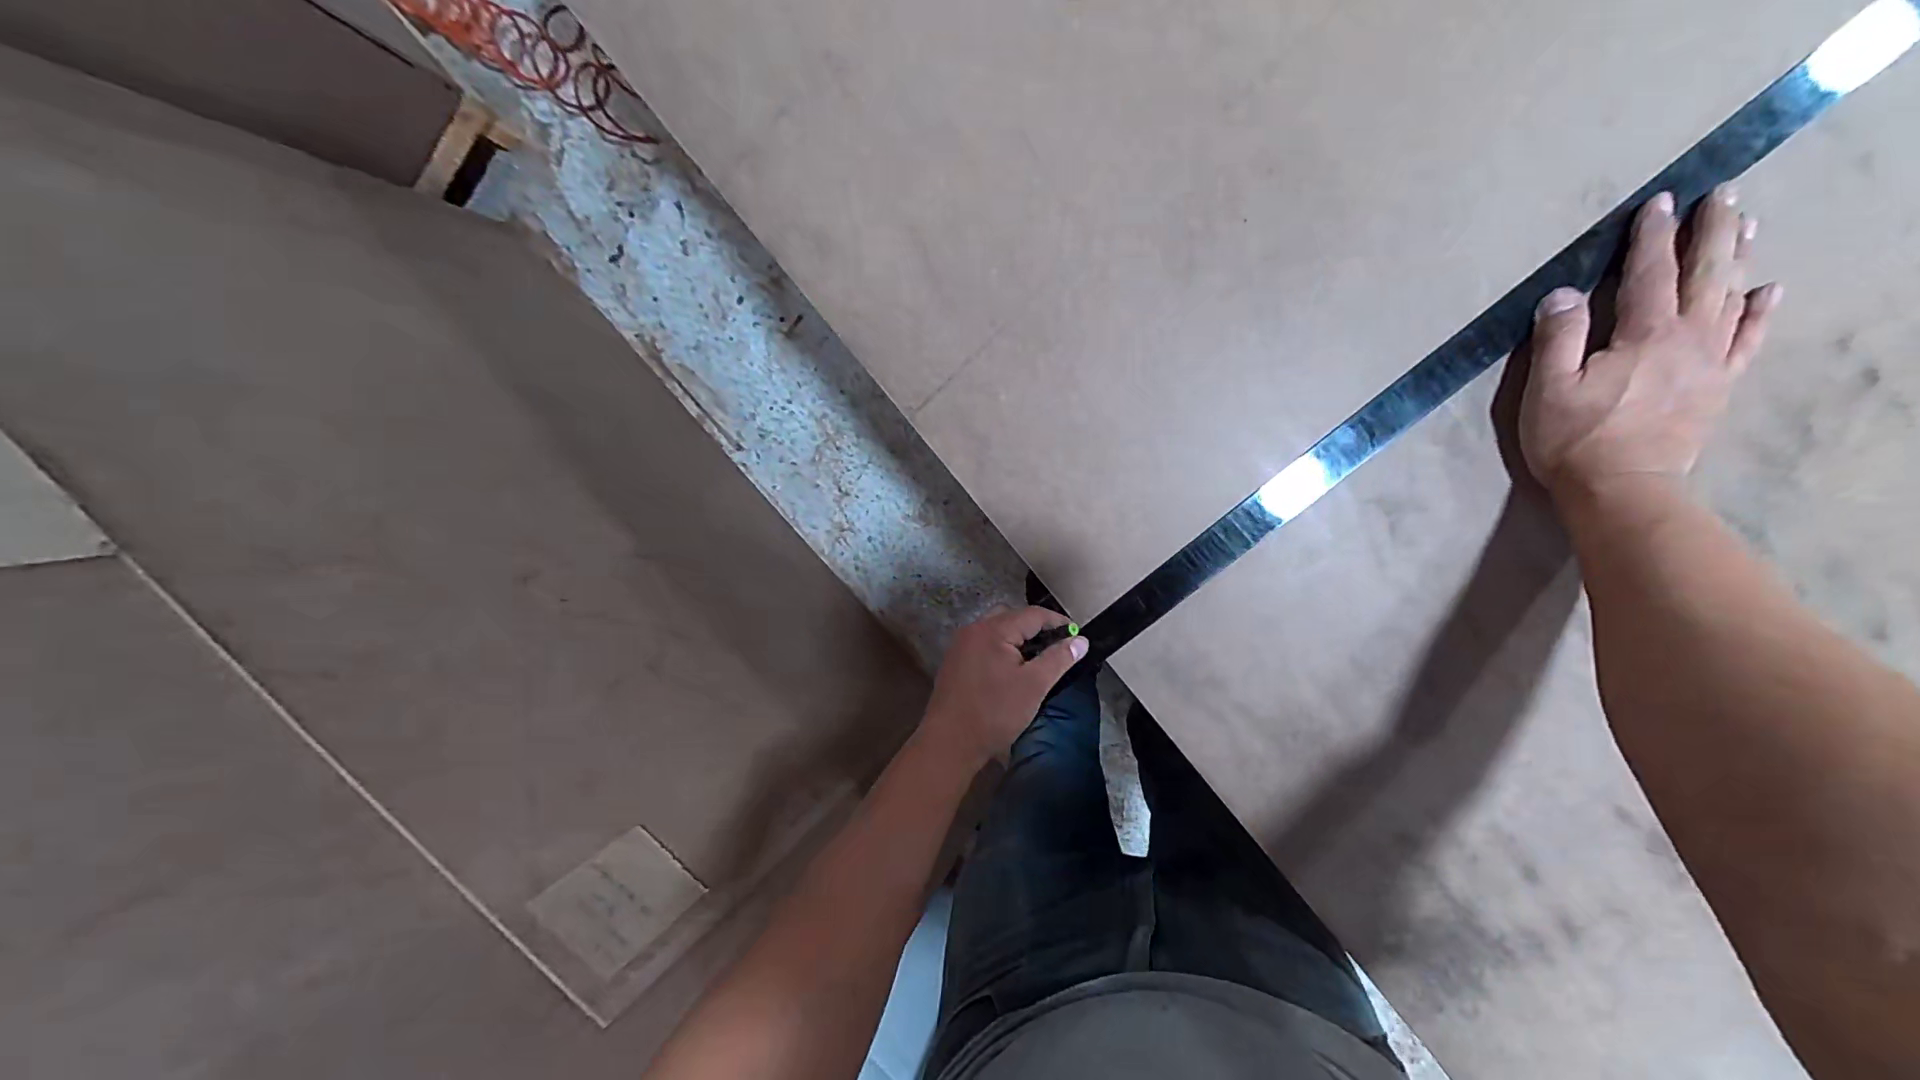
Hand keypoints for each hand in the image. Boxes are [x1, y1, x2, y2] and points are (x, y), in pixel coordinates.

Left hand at [922, 606, 1088, 766]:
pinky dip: (1001, 648)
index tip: (1077, 634)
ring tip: (1037, 658)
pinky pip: (984, 644)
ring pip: (996, 630)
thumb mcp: (1034, 685)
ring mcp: (960, 645)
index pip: (1032, 614)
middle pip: (1011, 617)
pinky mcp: (955, 662)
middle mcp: (973, 630)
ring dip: (1017, 638)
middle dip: (1036, 628)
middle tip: (1057, 646)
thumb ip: (1059, 659)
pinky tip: (1012, 669)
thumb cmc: (995, 712)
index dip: (1057, 622)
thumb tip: (1081, 640)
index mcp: (992, 630)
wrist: (950, 742)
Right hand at [1520, 185, 1782, 504]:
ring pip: (1732, 297)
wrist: (1622, 489)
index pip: (1648, 274)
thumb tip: (1564, 294)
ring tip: (1745, 225)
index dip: (1651, 237)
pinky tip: (1769, 291)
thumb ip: (1558, 338)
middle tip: (1723, 194)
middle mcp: (1688, 338)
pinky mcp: (1718, 386)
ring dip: (1738, 258)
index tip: (1659, 202)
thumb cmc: (1575, 440)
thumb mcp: (1548, 389)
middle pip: (1704, 275)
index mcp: (1644, 336)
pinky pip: (1748, 339)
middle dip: (1710, 232)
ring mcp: (1711, 362)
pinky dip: (1760, 311)